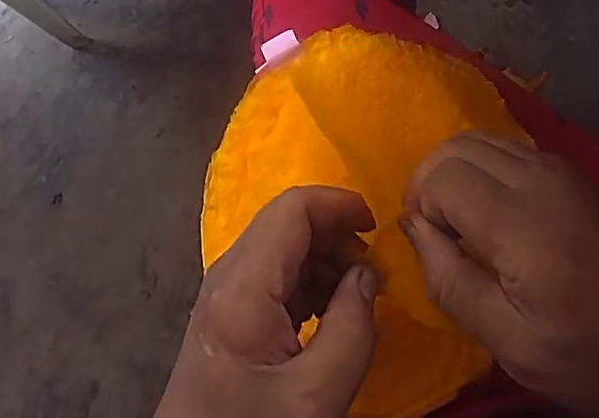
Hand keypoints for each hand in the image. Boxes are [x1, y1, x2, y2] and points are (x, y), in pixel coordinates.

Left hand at [156, 186, 380, 417]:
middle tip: (368, 271)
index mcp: (244, 284)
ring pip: (281, 244)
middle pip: (287, 221)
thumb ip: (353, 326)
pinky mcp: (226, 312)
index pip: (294, 207)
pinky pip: (272, 273)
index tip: (376, 226)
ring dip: (323, 258)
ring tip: (353, 296)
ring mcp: (223, 292)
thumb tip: (366, 274)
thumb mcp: (316, 395)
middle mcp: (227, 275)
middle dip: (335, 234)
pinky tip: (327, 313)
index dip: (339, 204)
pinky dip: (306, 279)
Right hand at [403, 134, 598, 417]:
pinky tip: (490, 209)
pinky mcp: (568, 166)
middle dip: (429, 182)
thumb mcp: (514, 344)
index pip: (442, 178)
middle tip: (435, 233)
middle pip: (455, 147)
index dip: (420, 206)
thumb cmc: (596, 355)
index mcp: (523, 224)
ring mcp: (556, 165)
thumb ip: (452, 283)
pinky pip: (504, 146)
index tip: (431, 247)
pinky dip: (480, 166)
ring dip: (453, 170)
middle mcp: (538, 177)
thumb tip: (416, 228)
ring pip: (477, 138)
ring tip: (459, 221)